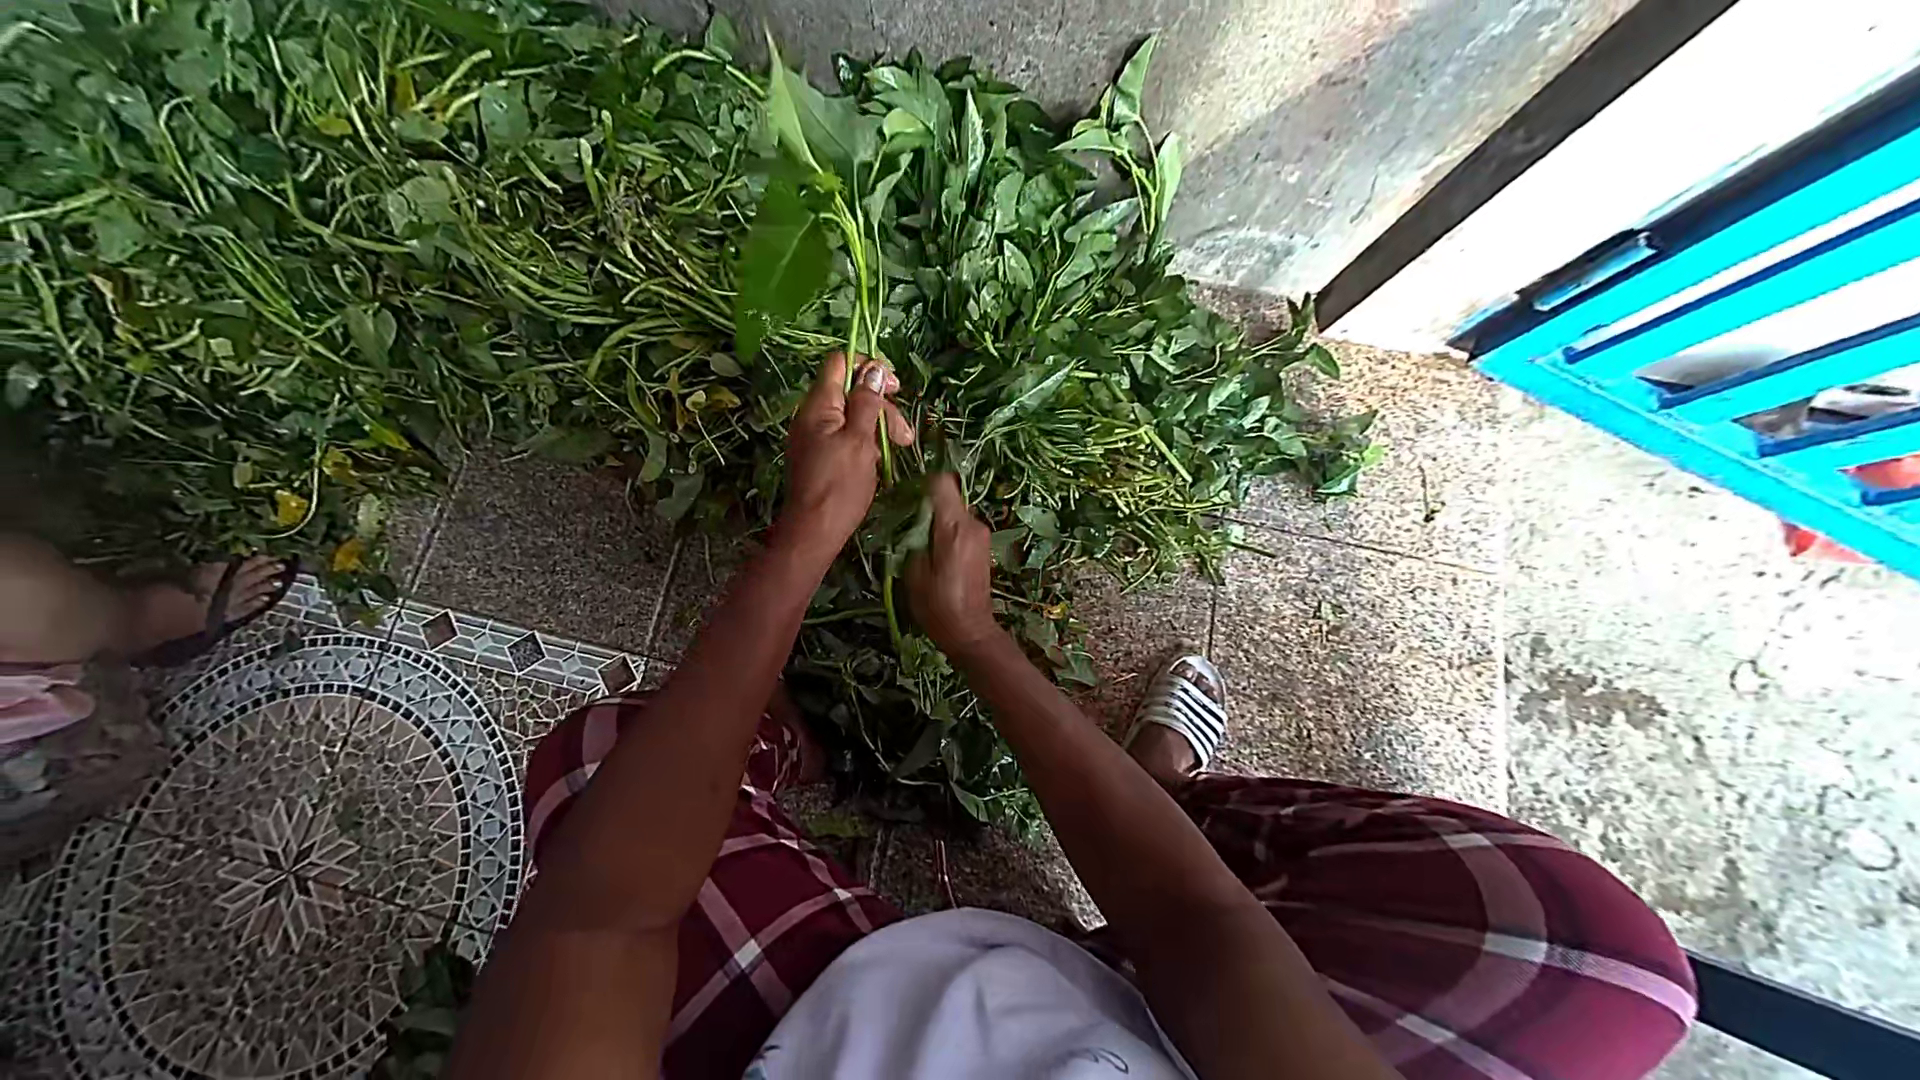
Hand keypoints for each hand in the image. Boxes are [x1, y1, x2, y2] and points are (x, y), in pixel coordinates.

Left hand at [778, 353, 913, 557]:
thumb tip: (874, 369)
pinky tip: (879, 461)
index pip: (840, 363)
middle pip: (851, 391)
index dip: (868, 367)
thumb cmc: (840, 486)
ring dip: (878, 426)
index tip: (894, 388)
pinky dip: (866, 442)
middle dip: (881, 405)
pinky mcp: (820, 455)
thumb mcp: (860, 441)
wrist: (814, 531)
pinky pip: (845, 436)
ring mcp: (814, 436)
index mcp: (818, 405)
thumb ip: (866, 403)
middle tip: (904, 433)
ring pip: (851, 416)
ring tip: (899, 448)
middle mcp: (812, 415)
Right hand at [906, 473, 1000, 655]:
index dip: (923, 483)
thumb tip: (912, 521)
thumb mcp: (913, 573)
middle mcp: (973, 524)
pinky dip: (947, 531)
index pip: (942, 482)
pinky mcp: (983, 546)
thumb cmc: (938, 606)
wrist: (971, 631)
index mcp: (954, 527)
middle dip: (928, 504)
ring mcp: (982, 535)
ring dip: (937, 520)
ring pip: (955, 512)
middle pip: (949, 496)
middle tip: (906, 522)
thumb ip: (912, 539)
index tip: (906, 496)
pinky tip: (934, 552)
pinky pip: (961, 527)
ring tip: (919, 541)